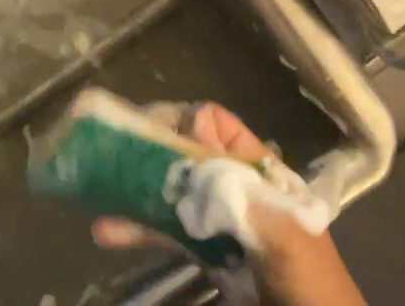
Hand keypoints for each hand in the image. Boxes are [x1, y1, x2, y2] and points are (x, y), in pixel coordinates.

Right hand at [91, 103, 366, 305]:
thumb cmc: (309, 283)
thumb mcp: (283, 233)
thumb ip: (242, 186)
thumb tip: (194, 125)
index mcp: (258, 171)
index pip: (212, 124)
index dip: (178, 121)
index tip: (144, 132)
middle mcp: (233, 188)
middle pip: (182, 155)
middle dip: (144, 152)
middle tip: (105, 154)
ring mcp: (218, 223)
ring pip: (168, 193)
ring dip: (132, 190)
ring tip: (94, 190)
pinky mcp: (205, 255)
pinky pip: (165, 231)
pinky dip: (136, 227)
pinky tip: (107, 230)